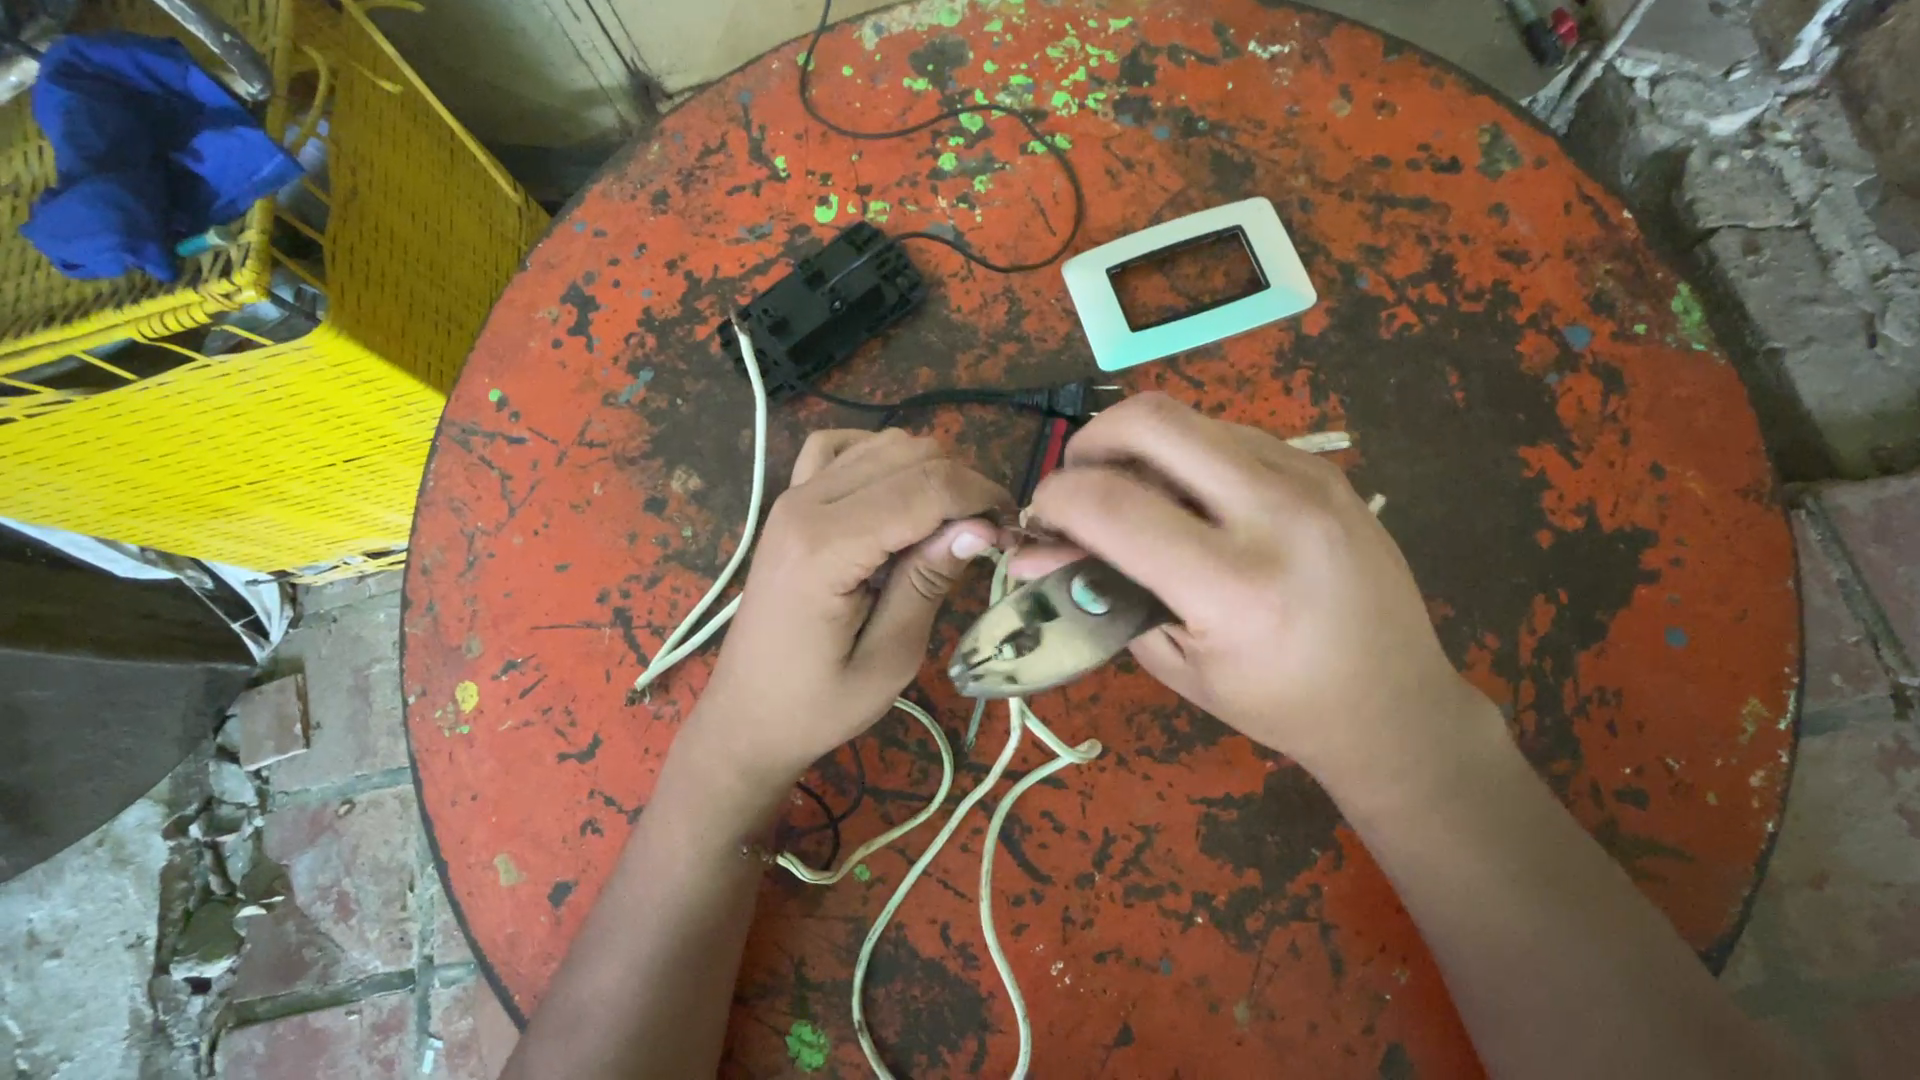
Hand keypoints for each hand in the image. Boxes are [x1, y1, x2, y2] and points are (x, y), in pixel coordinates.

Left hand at [692, 429, 1009, 785]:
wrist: (747, 714)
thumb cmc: (818, 704)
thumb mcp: (889, 658)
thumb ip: (929, 582)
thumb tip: (981, 526)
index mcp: (825, 547)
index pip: (926, 488)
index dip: (981, 498)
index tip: (1012, 532)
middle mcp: (805, 504)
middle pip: (909, 455)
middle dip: (962, 486)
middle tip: (988, 536)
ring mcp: (791, 496)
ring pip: (881, 445)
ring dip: (929, 473)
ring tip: (950, 525)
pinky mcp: (788, 502)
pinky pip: (838, 448)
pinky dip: (878, 457)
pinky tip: (895, 493)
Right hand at [1015, 394, 1500, 785]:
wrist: (1393, 702)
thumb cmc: (1274, 702)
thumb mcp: (1175, 659)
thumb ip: (1102, 594)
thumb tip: (1034, 553)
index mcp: (1233, 585)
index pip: (1111, 504)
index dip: (1054, 501)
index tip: (1041, 521)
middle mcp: (1275, 512)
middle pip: (1150, 420)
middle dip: (1088, 442)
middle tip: (1077, 483)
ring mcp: (1307, 477)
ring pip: (1188, 419)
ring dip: (1140, 449)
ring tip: (1136, 502)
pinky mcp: (1322, 466)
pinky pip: (1228, 435)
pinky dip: (1187, 457)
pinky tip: (1191, 503)